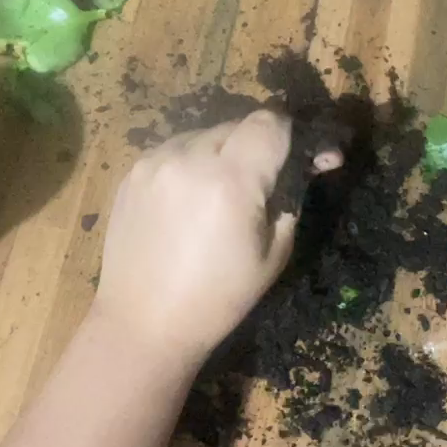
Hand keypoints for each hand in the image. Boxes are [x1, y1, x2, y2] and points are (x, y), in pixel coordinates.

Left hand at [91, 110, 308, 362]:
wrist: (143, 323)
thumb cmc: (218, 299)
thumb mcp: (274, 253)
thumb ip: (292, 196)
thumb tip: (314, 161)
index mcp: (230, 181)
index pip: (270, 122)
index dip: (291, 134)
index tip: (302, 156)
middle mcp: (189, 158)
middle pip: (238, 125)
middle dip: (258, 145)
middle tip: (262, 182)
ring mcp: (154, 161)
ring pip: (205, 134)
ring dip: (223, 152)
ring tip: (221, 193)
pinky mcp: (132, 171)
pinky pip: (175, 150)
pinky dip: (192, 163)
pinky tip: (189, 200)